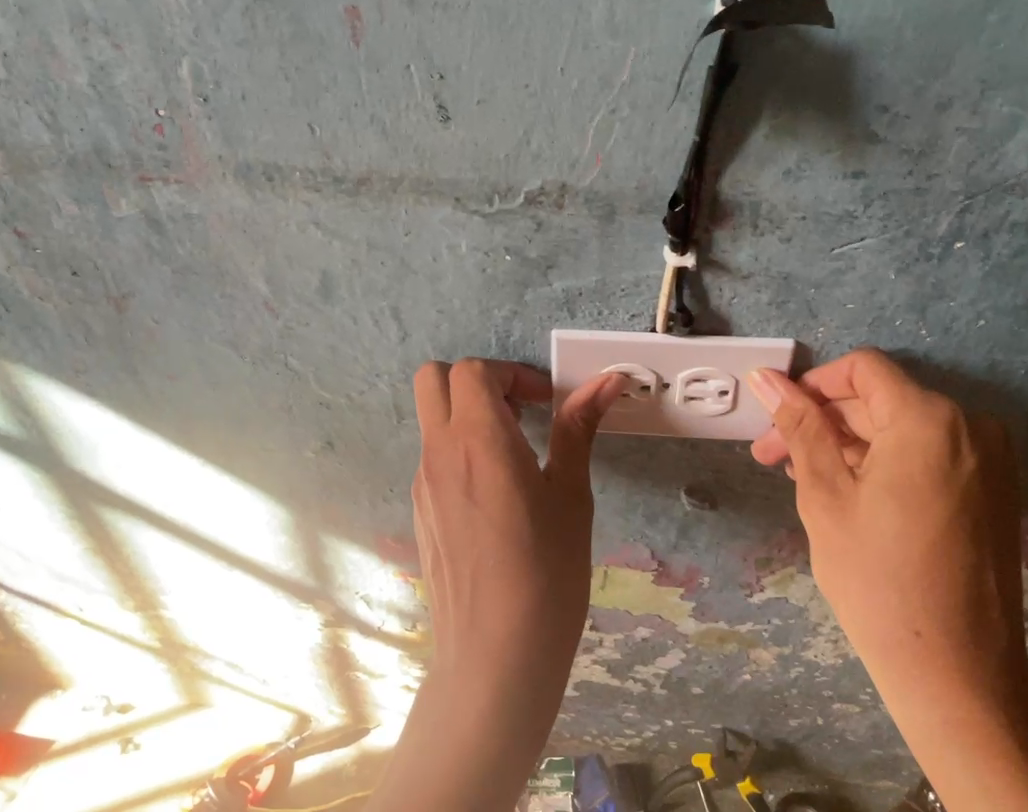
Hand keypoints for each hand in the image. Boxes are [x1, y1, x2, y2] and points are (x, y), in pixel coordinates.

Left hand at [370, 359, 622, 811]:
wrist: (494, 656)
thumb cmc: (546, 572)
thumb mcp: (571, 496)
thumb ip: (578, 430)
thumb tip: (607, 381)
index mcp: (477, 440)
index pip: (473, 370)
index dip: (511, 373)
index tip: (544, 402)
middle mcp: (439, 453)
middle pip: (434, 379)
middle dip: (477, 380)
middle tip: (520, 411)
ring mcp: (422, 485)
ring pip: (431, 420)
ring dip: (468, 416)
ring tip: (516, 458)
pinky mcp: (420, 513)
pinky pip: (433, 459)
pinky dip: (460, 452)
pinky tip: (496, 498)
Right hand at [747, 349, 1027, 810]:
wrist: (956, 670)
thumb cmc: (877, 578)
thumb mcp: (825, 494)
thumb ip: (799, 426)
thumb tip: (766, 377)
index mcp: (930, 419)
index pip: (862, 369)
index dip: (812, 386)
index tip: (776, 422)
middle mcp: (972, 427)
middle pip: (882, 400)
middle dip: (825, 423)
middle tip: (774, 460)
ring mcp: (991, 461)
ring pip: (904, 430)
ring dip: (851, 446)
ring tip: (805, 482)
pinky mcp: (995, 493)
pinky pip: (931, 456)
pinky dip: (887, 465)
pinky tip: (850, 496)